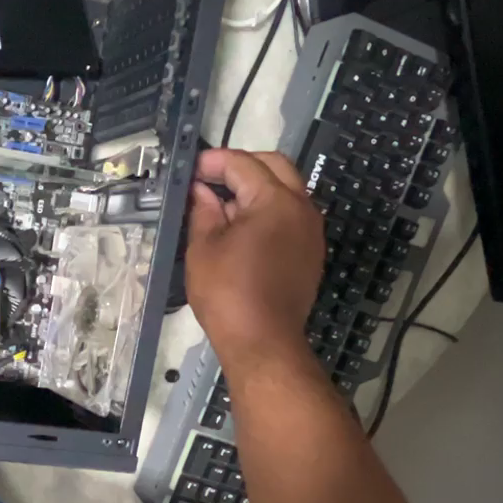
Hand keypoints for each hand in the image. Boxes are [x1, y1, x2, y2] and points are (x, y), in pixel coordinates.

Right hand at [184, 149, 324, 370]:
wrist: (262, 340)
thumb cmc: (227, 293)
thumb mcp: (203, 248)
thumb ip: (203, 211)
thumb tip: (201, 191)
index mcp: (274, 200)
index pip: (243, 164)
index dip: (214, 162)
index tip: (192, 168)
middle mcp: (301, 207)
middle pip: (274, 167)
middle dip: (241, 166)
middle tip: (210, 178)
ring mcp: (311, 230)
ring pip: (286, 190)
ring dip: (256, 188)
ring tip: (222, 205)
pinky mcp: (310, 251)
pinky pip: (290, 215)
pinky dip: (267, 210)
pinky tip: (242, 229)